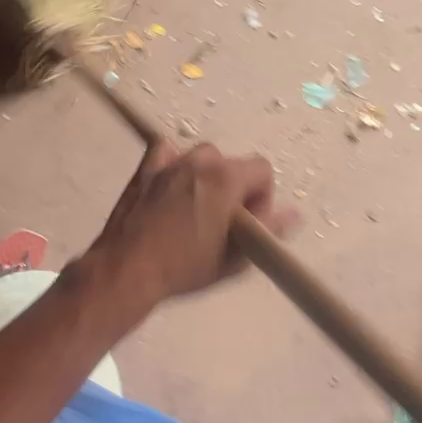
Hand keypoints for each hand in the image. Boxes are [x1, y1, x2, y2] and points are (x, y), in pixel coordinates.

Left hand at [77, 141, 296, 315]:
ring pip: (200, 159)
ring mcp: (169, 162)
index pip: (262, 169)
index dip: (261, 197)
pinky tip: (170, 191)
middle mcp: (199, 161)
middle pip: (231, 164)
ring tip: (195, 211)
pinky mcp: (144, 169)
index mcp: (226, 178)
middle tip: (221, 223)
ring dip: (205, 178)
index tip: (247, 224)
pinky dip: (173, 165)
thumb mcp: (234, 258)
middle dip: (233, 188)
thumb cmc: (184, 267)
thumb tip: (294, 214)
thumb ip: (268, 230)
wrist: (127, 268)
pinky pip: (167, 153)